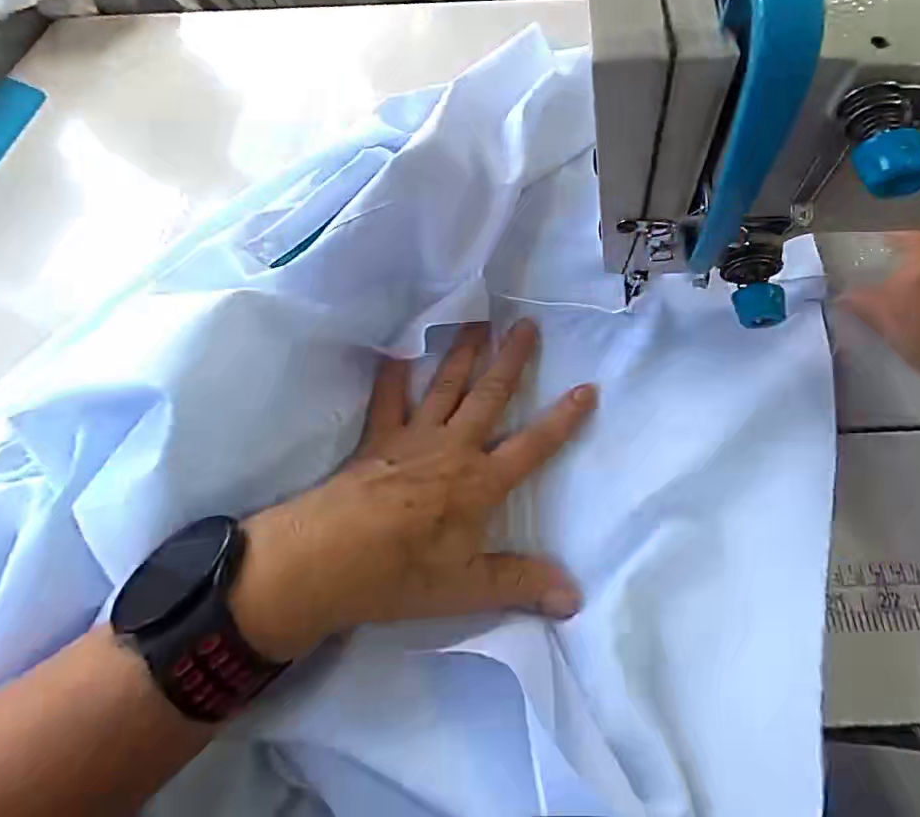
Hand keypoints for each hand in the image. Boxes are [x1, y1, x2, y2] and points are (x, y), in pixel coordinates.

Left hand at [229, 320, 594, 660]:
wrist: (331, 556)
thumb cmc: (403, 574)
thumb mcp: (468, 588)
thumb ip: (521, 583)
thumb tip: (575, 597)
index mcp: (480, 482)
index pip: (533, 446)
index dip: (563, 419)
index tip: (587, 387)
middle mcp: (452, 448)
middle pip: (489, 397)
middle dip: (511, 361)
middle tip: (526, 325)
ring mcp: (413, 437)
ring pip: (445, 386)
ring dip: (463, 353)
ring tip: (477, 321)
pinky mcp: (378, 437)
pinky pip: (387, 398)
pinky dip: (392, 374)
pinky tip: (395, 350)